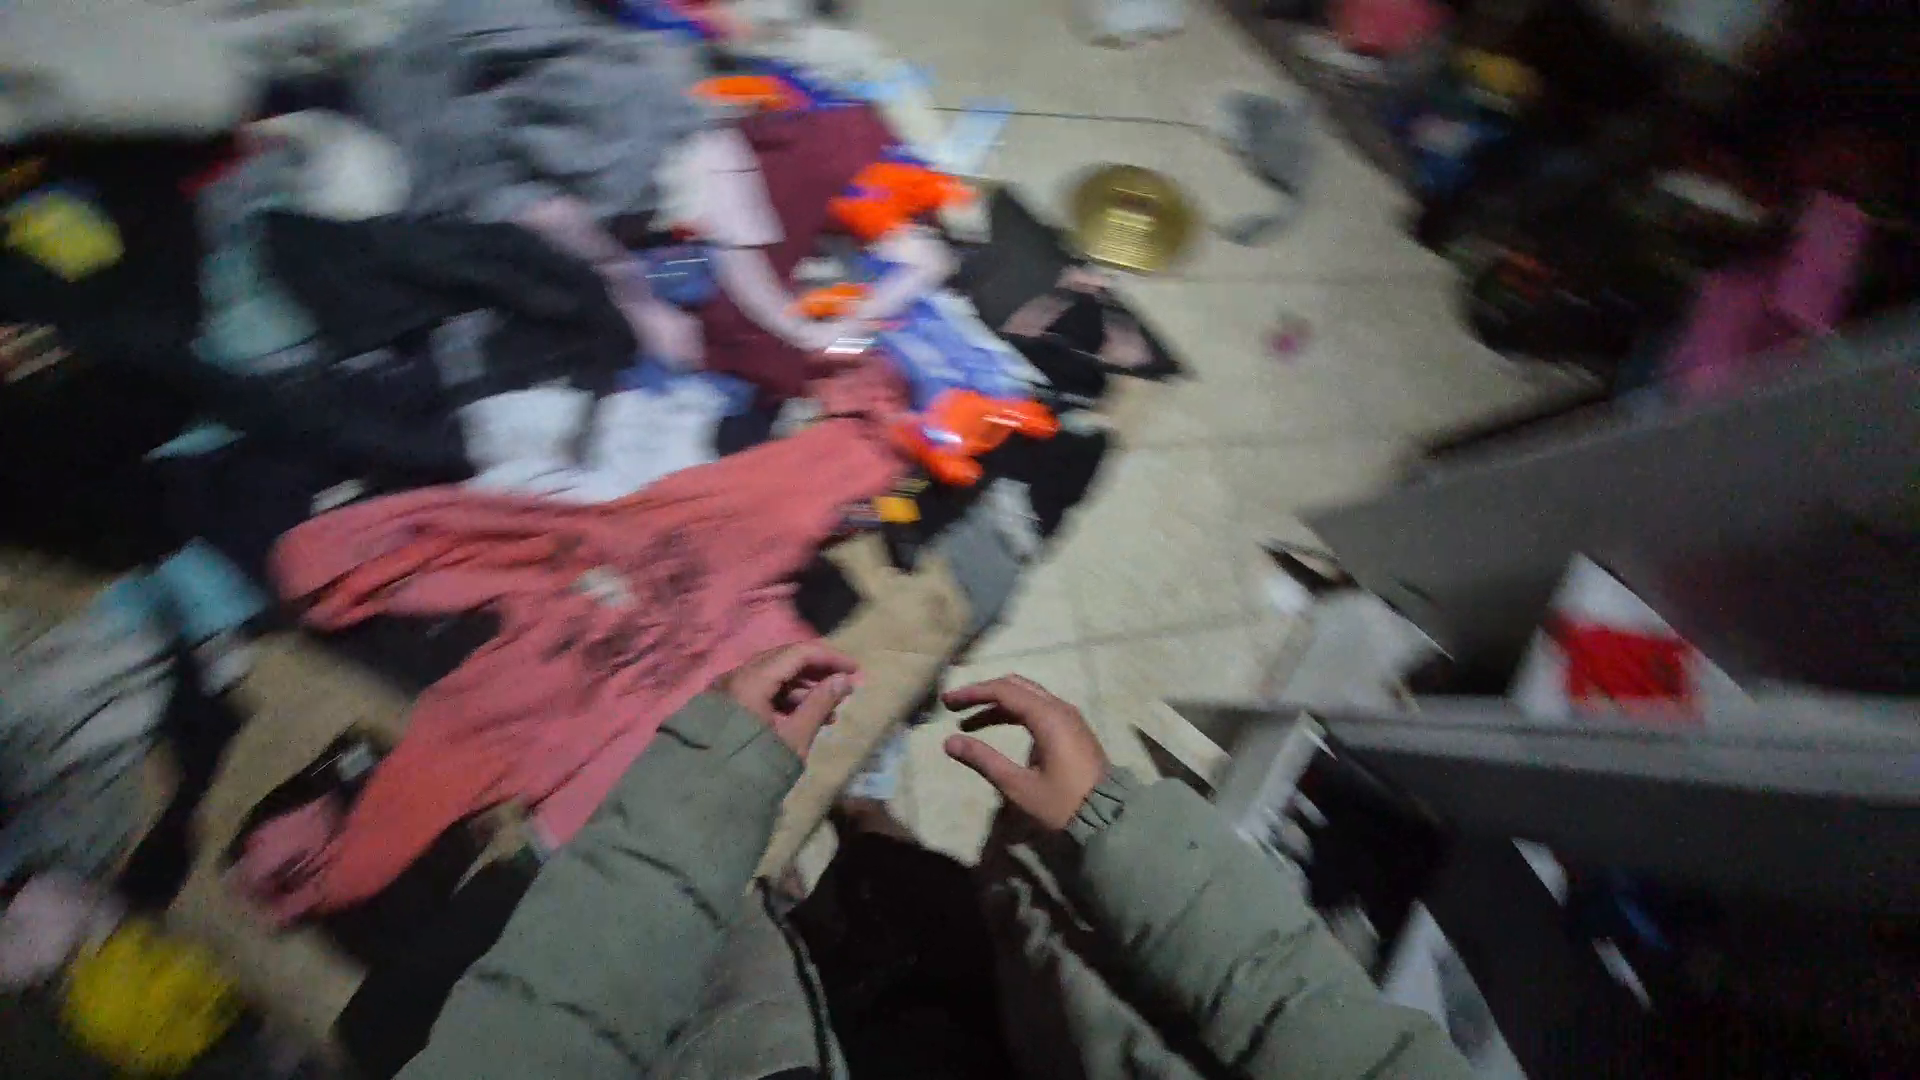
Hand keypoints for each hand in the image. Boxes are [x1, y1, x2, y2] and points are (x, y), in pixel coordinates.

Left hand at [715, 643, 858, 757]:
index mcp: (751, 681)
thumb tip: (844, 680)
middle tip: (845, 683)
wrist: (705, 798)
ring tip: (831, 709)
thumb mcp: (794, 737)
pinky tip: (806, 716)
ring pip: (774, 676)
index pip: (798, 654)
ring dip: (804, 687)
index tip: (855, 670)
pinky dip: (786, 698)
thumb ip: (820, 703)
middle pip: (785, 661)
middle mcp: (736, 677)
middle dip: (818, 671)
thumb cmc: (755, 766)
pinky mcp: (727, 706)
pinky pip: (761, 692)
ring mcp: (729, 691)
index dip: (830, 658)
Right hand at [941, 675, 1108, 830]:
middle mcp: (1059, 707)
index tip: (947, 702)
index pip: (1003, 690)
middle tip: (955, 706)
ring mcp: (1068, 716)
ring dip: (998, 703)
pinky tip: (998, 726)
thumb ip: (984, 760)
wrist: (1110, 818)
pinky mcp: (1072, 727)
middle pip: (1015, 686)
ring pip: (1027, 695)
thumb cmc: (1063, 803)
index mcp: (1048, 716)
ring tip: (970, 722)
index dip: (972, 693)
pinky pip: (1038, 706)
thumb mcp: (1019, 786)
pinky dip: (1014, 711)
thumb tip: (949, 742)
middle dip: (983, 693)